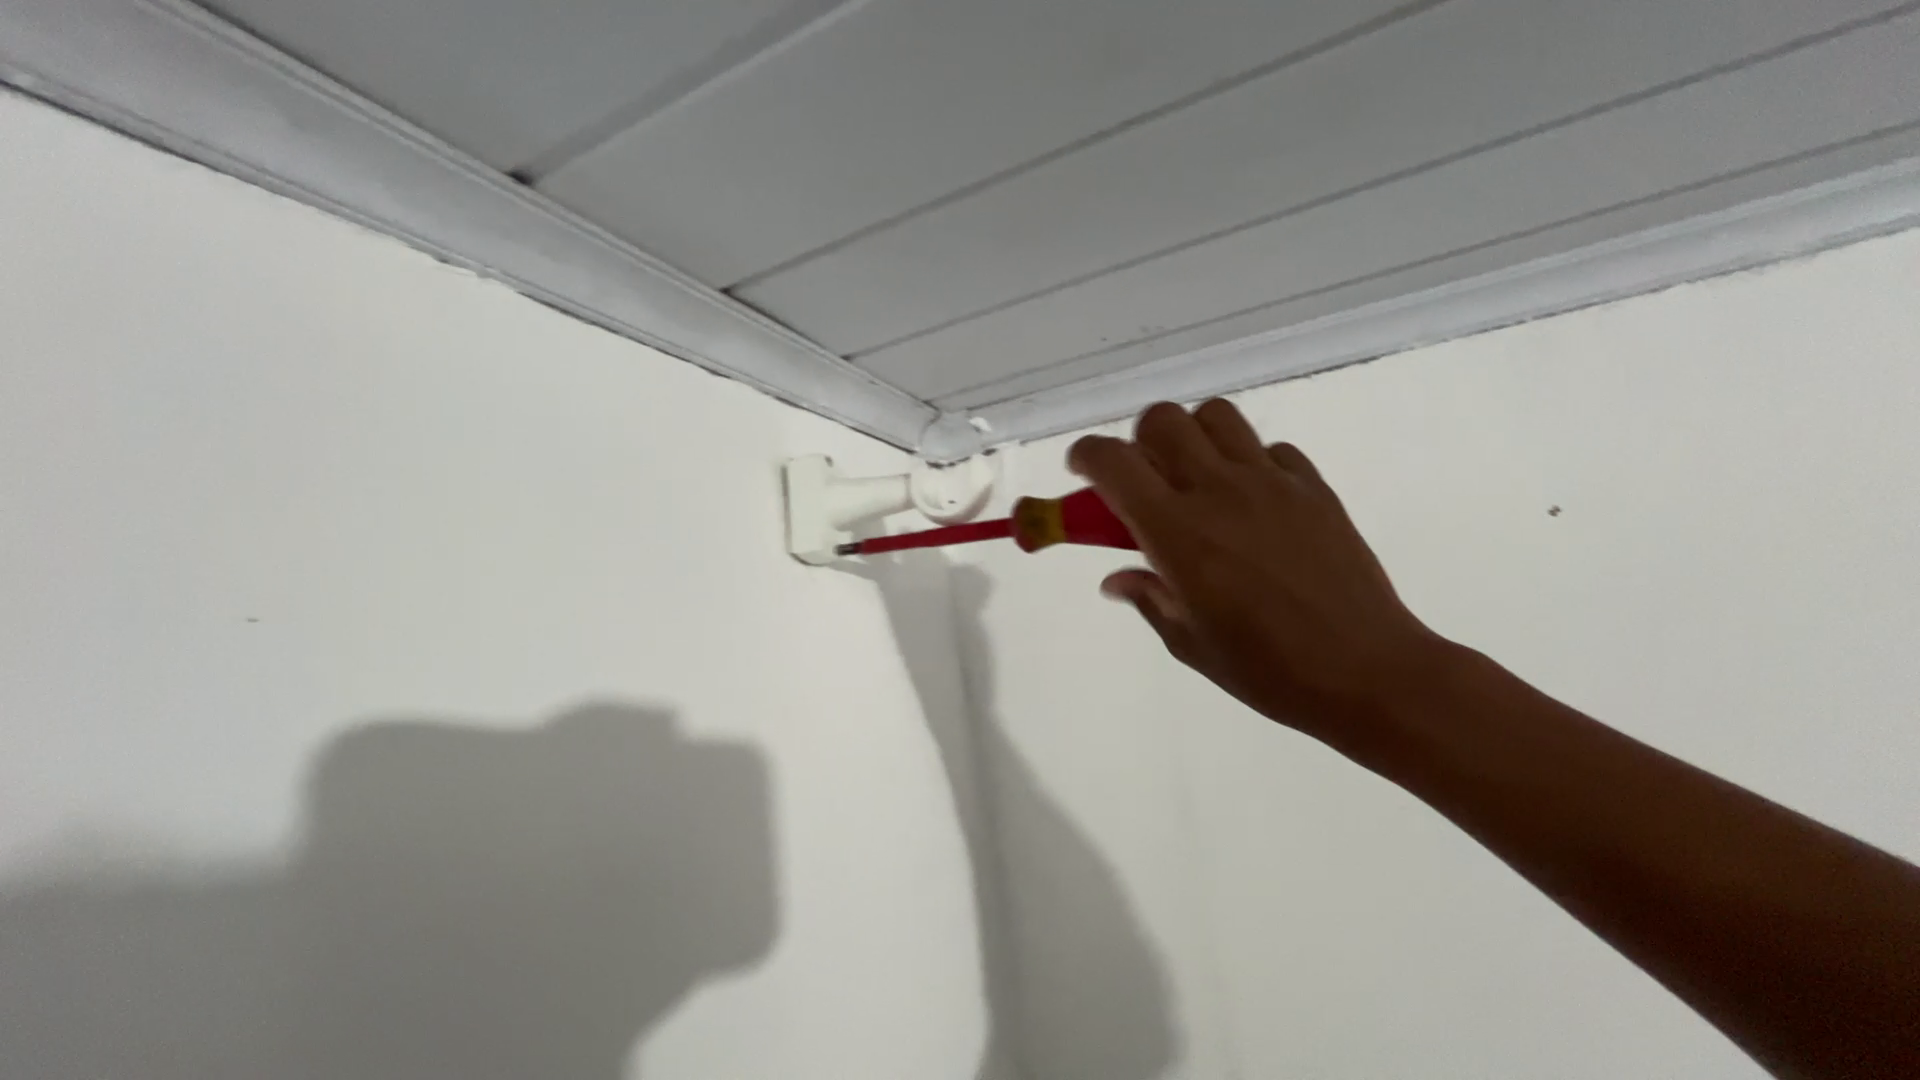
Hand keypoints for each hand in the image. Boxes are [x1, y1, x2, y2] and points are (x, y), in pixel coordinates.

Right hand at [1069, 400, 1445, 745]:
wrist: (1366, 672)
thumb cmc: (1267, 670)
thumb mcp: (1189, 643)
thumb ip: (1148, 598)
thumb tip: (1117, 579)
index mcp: (1177, 532)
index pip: (1113, 462)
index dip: (1086, 456)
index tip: (1082, 472)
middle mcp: (1219, 491)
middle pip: (1162, 419)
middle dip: (1138, 441)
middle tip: (1144, 481)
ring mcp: (1271, 483)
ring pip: (1217, 416)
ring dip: (1193, 437)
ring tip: (1197, 480)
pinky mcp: (1313, 487)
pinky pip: (1270, 448)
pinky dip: (1249, 461)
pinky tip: (1253, 503)